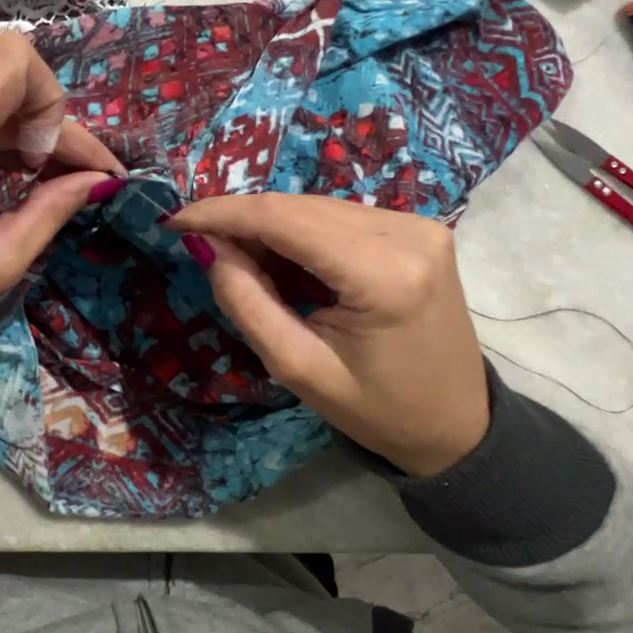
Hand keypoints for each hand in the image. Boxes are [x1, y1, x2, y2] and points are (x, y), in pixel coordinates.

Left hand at [0, 30, 122, 357]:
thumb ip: (50, 211)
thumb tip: (98, 180)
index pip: (12, 60)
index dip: (50, 99)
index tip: (47, 159)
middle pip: (4, 85)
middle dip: (50, 127)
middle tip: (83, 178)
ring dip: (22, 135)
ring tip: (52, 183)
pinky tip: (11, 177)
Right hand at [169, 194, 488, 476]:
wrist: (457, 425)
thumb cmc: (375, 409)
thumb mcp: (295, 365)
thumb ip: (245, 299)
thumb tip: (206, 244)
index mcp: (383, 274)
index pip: (283, 219)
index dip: (221, 213)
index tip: (174, 220)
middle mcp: (408, 233)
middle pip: (298, 206)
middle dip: (240, 220)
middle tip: (197, 244)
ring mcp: (419, 226)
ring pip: (314, 206)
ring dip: (266, 226)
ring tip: (234, 257)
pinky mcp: (419, 229)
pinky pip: (337, 216)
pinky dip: (297, 231)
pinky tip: (278, 257)